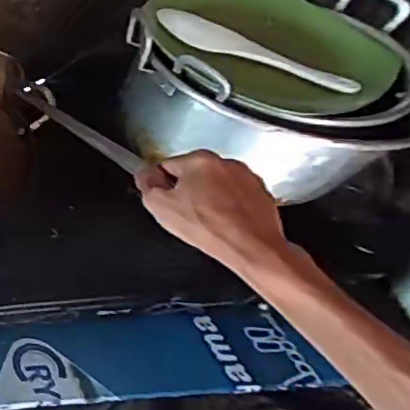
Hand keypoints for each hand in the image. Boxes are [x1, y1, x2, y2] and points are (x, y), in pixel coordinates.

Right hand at [135, 151, 291, 268]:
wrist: (252, 249)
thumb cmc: (208, 227)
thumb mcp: (158, 205)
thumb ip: (146, 182)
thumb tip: (145, 172)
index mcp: (199, 159)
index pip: (166, 166)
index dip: (162, 185)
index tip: (166, 200)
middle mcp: (227, 163)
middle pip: (193, 173)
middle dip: (187, 190)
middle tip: (185, 212)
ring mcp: (249, 178)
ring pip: (216, 185)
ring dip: (209, 197)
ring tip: (207, 220)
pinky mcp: (264, 195)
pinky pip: (236, 197)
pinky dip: (229, 207)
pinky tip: (225, 223)